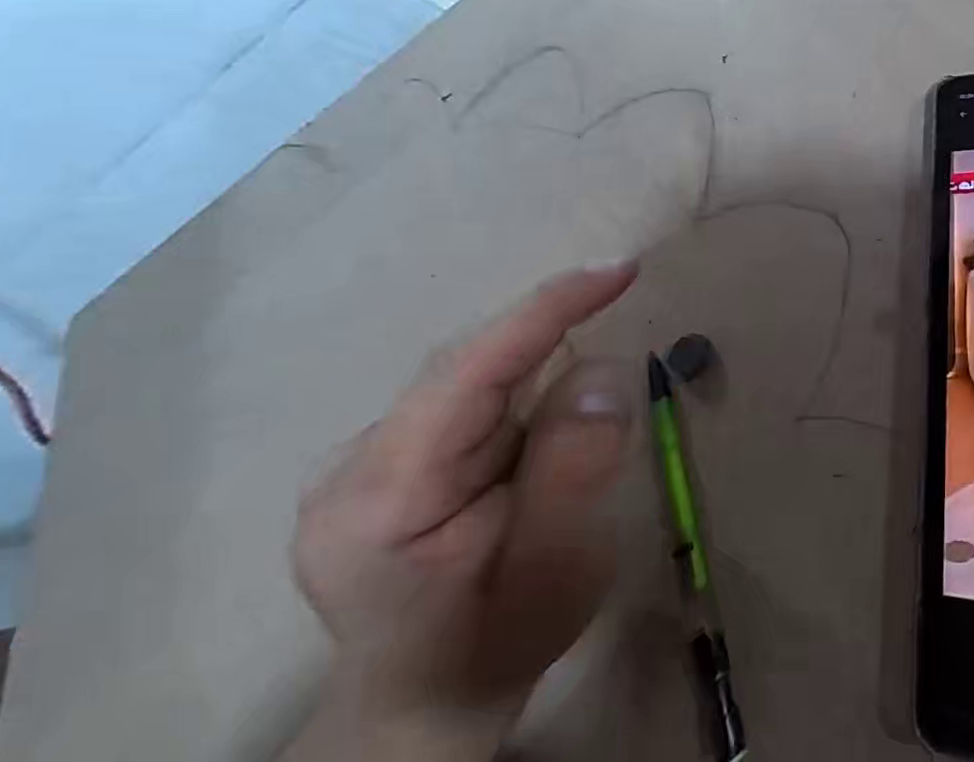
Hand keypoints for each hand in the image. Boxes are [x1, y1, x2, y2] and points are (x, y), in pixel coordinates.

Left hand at [281, 266, 637, 761]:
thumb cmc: (498, 642)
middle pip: (472, 370)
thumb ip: (575, 469)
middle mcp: (354, 462)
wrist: (427, 705)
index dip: (547, 310)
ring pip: (475, 382)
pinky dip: (526, 401)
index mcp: (380, 496)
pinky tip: (540, 450)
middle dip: (555, 354)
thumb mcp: (556, 569)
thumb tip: (607, 369)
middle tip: (613, 362)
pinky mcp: (388, 461)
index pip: (469, 370)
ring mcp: (363, 460)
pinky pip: (473, 401)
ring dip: (543, 386)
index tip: (619, 269)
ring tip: (569, 445)